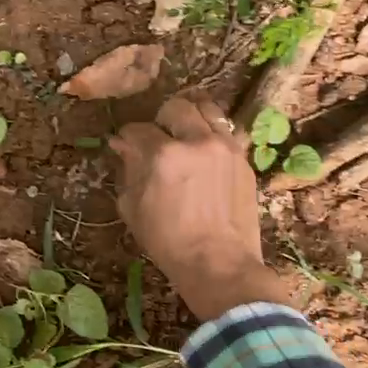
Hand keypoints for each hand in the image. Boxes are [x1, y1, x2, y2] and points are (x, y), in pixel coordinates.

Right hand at [109, 96, 287, 321]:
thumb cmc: (165, 238)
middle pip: (176, 107)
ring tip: (183, 134)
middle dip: (160, 119)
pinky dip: (211, 133)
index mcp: (163, 154)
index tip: (123, 147)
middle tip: (156, 138)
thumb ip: (128, 169)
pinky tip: (203, 151)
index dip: (126, 138)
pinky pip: (226, 130)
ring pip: (207, 109)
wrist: (217, 261)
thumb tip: (123, 146)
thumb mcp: (131, 205)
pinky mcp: (244, 158)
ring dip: (190, 117)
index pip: (137, 129)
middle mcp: (197, 141)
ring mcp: (226, 147)